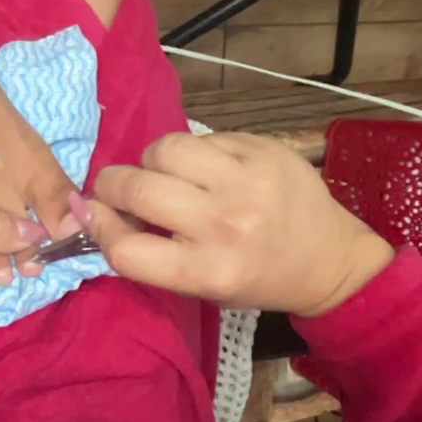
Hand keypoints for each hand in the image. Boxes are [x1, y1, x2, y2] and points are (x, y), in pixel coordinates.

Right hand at [85, 132, 393, 316]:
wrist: (328, 259)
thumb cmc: (254, 278)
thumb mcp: (200, 285)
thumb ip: (149, 252)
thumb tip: (92, 209)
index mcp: (208, 271)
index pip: (126, 249)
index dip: (98, 227)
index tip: (94, 215)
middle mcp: (226, 226)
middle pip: (138, 189)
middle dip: (113, 184)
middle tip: (120, 188)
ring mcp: (248, 181)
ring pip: (165, 148)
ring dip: (153, 160)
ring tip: (167, 173)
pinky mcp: (264, 149)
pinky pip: (202, 136)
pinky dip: (193, 151)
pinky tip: (208, 167)